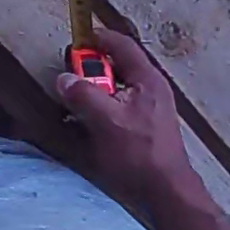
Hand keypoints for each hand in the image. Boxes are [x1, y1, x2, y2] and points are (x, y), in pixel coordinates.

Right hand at [55, 28, 193, 198]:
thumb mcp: (106, 121)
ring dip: (93, 91)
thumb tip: (64, 79)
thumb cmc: (139, 154)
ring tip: (72, 102)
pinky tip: (86, 123)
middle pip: (117, 67)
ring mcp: (148, 109)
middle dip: (91, 69)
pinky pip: (117, 107)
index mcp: (147, 80)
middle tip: (68, 75)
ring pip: (116, 89)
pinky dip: (100, 108)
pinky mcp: (143, 127)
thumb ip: (83, 95)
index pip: (122, 46)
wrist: (165, 190)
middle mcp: (150, 90)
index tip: (75, 39)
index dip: (98, 39)